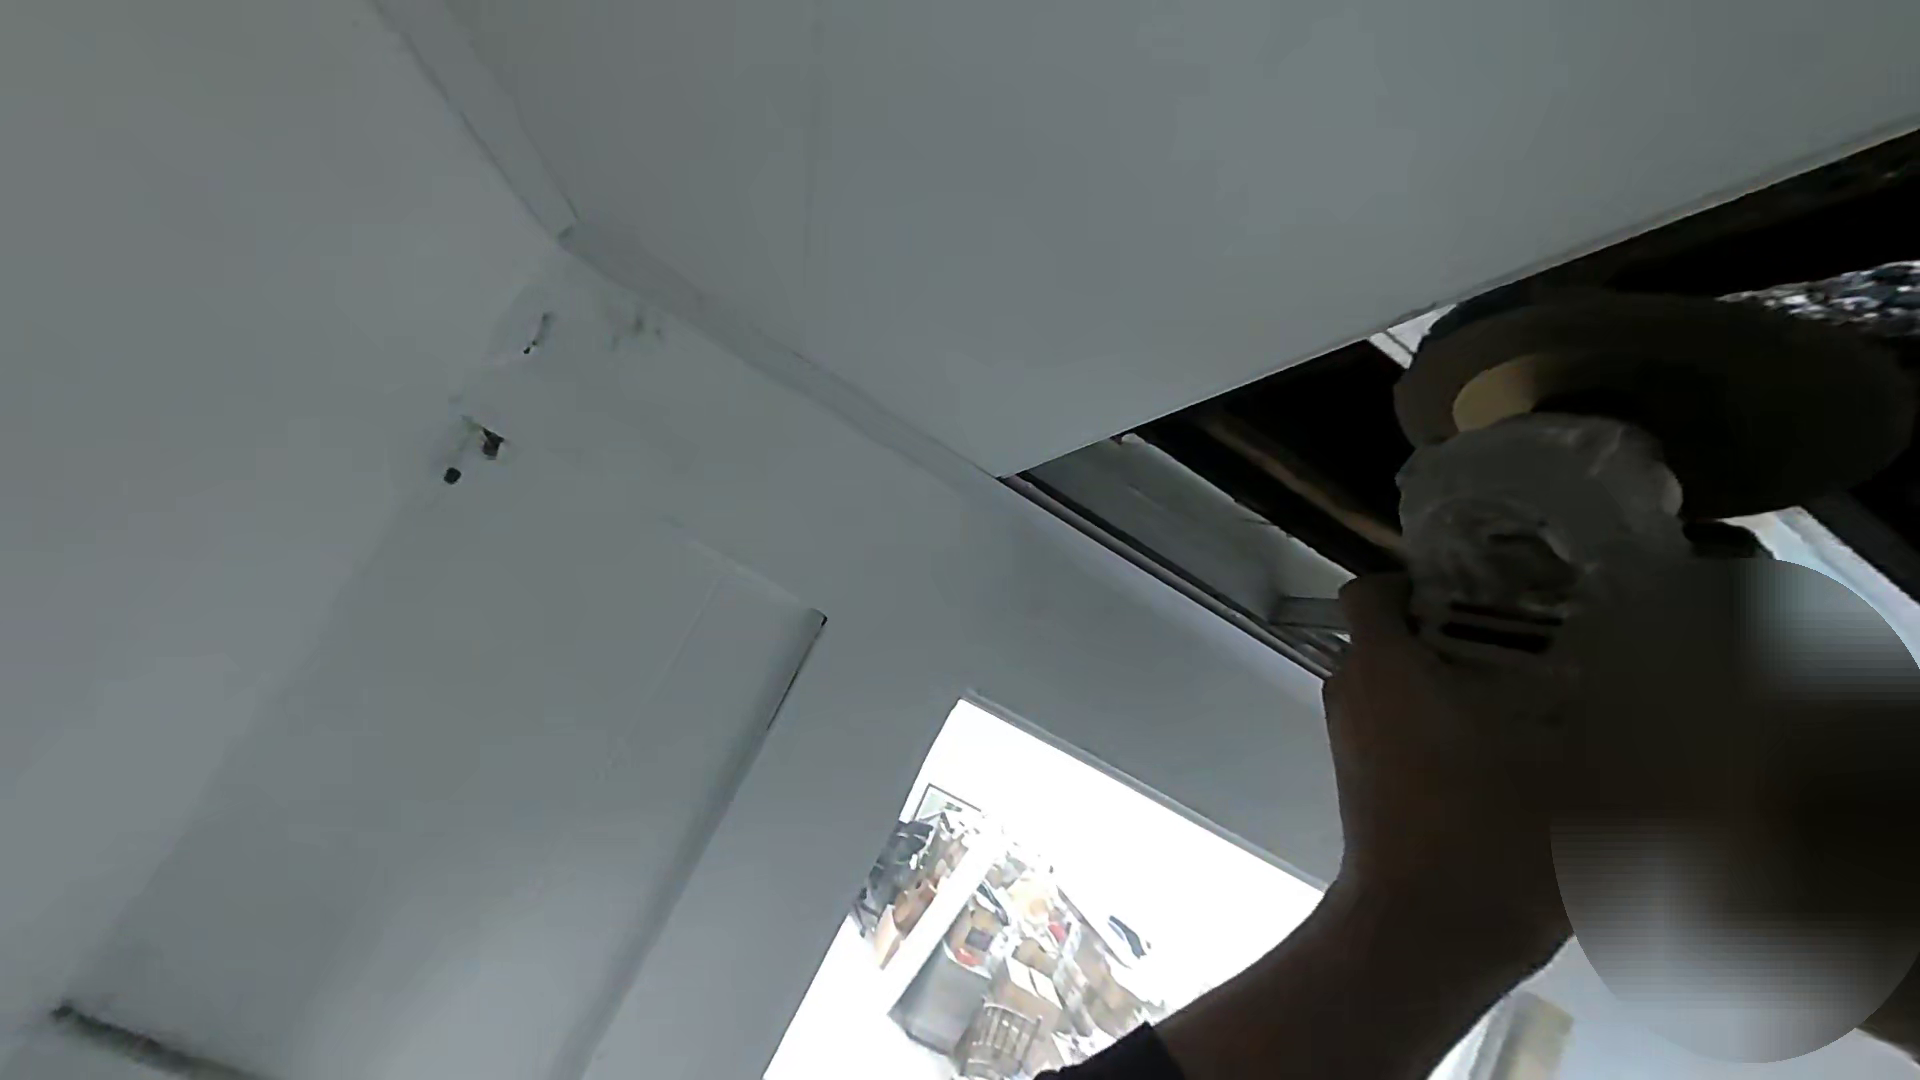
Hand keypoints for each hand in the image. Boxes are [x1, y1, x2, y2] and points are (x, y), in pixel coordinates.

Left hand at [1322, 573, 1569, 970]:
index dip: (1405, 582)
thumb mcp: (1572, 768)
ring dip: (1433, 673)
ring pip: (1381, 675)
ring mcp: (1343, 727)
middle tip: (1513, 643)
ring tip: (1513, 694)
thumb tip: (1644, 692)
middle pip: (1378, 633)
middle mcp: (1350, 687)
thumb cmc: (1492, 832)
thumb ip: (1601, 717)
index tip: (1464, 593)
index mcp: (1384, 667)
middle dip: (1438, 630)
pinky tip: (1485, 743)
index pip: (1366, 593)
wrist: (1423, 917)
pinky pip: (1379, 712)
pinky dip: (1418, 709)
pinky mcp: (1349, 762)